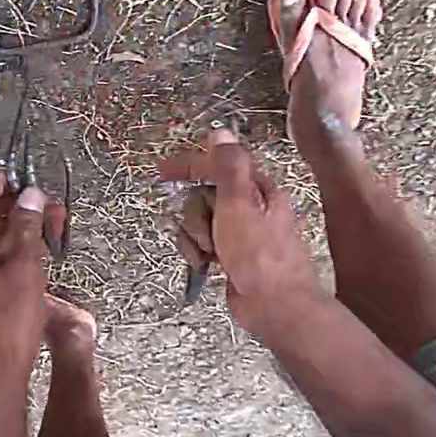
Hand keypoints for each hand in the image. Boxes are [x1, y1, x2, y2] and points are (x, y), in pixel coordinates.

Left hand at [0, 172, 55, 376]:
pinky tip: (44, 247)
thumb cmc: (10, 318)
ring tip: (55, 223)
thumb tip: (31, 194)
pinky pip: (3, 253)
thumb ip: (26, 227)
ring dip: (23, 224)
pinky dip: (22, 244)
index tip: (20, 174)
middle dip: (18, 203)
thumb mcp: (24, 267)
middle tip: (48, 202)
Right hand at [161, 128, 326, 337]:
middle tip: (207, 232)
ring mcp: (239, 233)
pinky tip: (205, 264)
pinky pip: (202, 243)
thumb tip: (220, 131)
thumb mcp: (239, 203)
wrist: (274, 305)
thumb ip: (228, 166)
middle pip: (203, 196)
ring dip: (195, 236)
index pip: (217, 166)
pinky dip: (198, 251)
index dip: (188, 166)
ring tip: (208, 252)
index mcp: (257, 189)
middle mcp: (249, 208)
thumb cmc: (259, 254)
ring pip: (199, 221)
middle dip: (195, 214)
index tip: (161, 171)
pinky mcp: (230, 254)